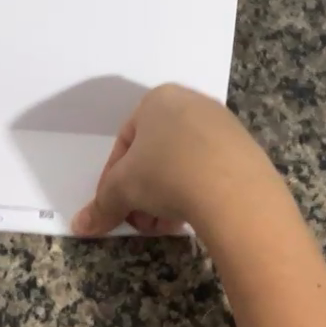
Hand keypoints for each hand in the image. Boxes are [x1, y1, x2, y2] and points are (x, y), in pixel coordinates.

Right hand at [71, 85, 284, 236]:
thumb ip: (101, 206)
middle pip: (154, 155)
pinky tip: (192, 217)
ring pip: (181, 165)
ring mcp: (223, 126)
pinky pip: (209, 171)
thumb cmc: (166, 173)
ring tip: (164, 224)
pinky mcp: (245, 150)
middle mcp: (192, 104)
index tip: (113, 206)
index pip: (124, 143)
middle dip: (142, 192)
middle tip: (140, 220)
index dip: (113, 180)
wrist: (233, 190)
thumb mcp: (122, 190)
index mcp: (158, 100)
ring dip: (166, 197)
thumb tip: (80, 226)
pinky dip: (195, 193)